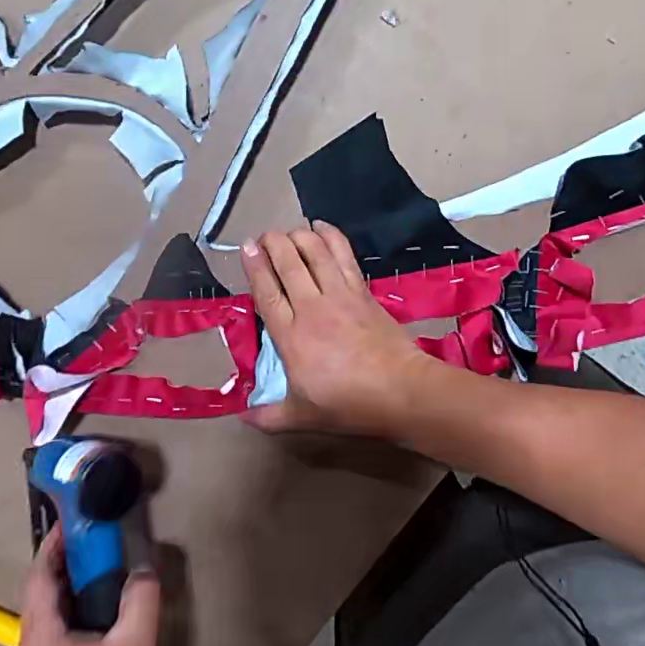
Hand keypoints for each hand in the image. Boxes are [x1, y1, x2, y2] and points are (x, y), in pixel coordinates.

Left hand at [15, 527, 159, 645]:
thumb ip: (140, 601)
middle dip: (67, 575)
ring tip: (106, 594)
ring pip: (48, 635)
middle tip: (100, 555)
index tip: (74, 522)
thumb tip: (144, 569)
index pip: (37, 579)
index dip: (53, 546)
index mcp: (38, 642)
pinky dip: (73, 635)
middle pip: (41, 606)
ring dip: (71, 607)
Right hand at [238, 222, 439, 435]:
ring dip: (299, 236)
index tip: (246, 248)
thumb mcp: (302, 416)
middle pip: (288, 263)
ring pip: (314, 253)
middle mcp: (311, 308)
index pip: (267, 293)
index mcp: (290, 337)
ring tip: (289, 231)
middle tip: (264, 236)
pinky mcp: (362, 291)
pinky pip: (343, 255)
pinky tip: (322, 227)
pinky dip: (331, 236)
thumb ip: (270, 416)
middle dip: (273, 243)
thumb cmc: (349, 404)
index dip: (254, 267)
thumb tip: (243, 418)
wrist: (400, 390)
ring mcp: (339, 295)